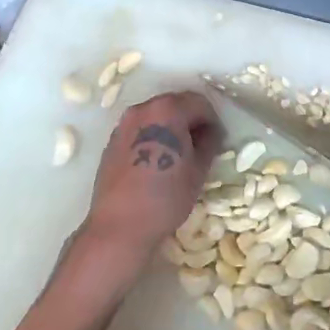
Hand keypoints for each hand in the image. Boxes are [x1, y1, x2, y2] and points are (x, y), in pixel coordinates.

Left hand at [75, 91, 222, 281]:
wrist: (120, 226)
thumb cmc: (166, 196)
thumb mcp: (199, 169)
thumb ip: (209, 142)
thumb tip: (210, 133)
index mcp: (167, 109)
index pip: (199, 103)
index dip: (212, 120)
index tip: (217, 140)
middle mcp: (143, 109)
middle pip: (175, 105)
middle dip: (190, 120)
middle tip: (200, 145)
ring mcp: (123, 125)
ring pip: (156, 117)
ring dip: (170, 128)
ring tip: (178, 155)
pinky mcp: (112, 142)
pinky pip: (139, 130)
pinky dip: (152, 137)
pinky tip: (157, 162)